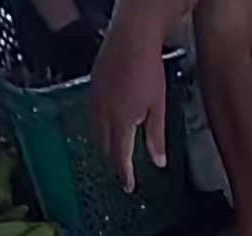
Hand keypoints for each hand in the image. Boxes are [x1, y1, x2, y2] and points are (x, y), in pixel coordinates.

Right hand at [88, 12, 167, 191]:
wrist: (132, 33)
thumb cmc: (148, 69)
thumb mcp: (158, 107)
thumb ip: (156, 137)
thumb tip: (159, 162)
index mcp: (121, 122)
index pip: (120, 158)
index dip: (125, 175)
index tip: (129, 187)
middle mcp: (104, 114)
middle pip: (105, 148)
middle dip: (114, 162)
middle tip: (123, 171)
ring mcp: (95, 100)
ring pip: (96, 134)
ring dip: (105, 146)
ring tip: (115, 153)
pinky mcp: (92, 87)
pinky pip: (92, 116)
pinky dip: (99, 129)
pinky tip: (107, 128)